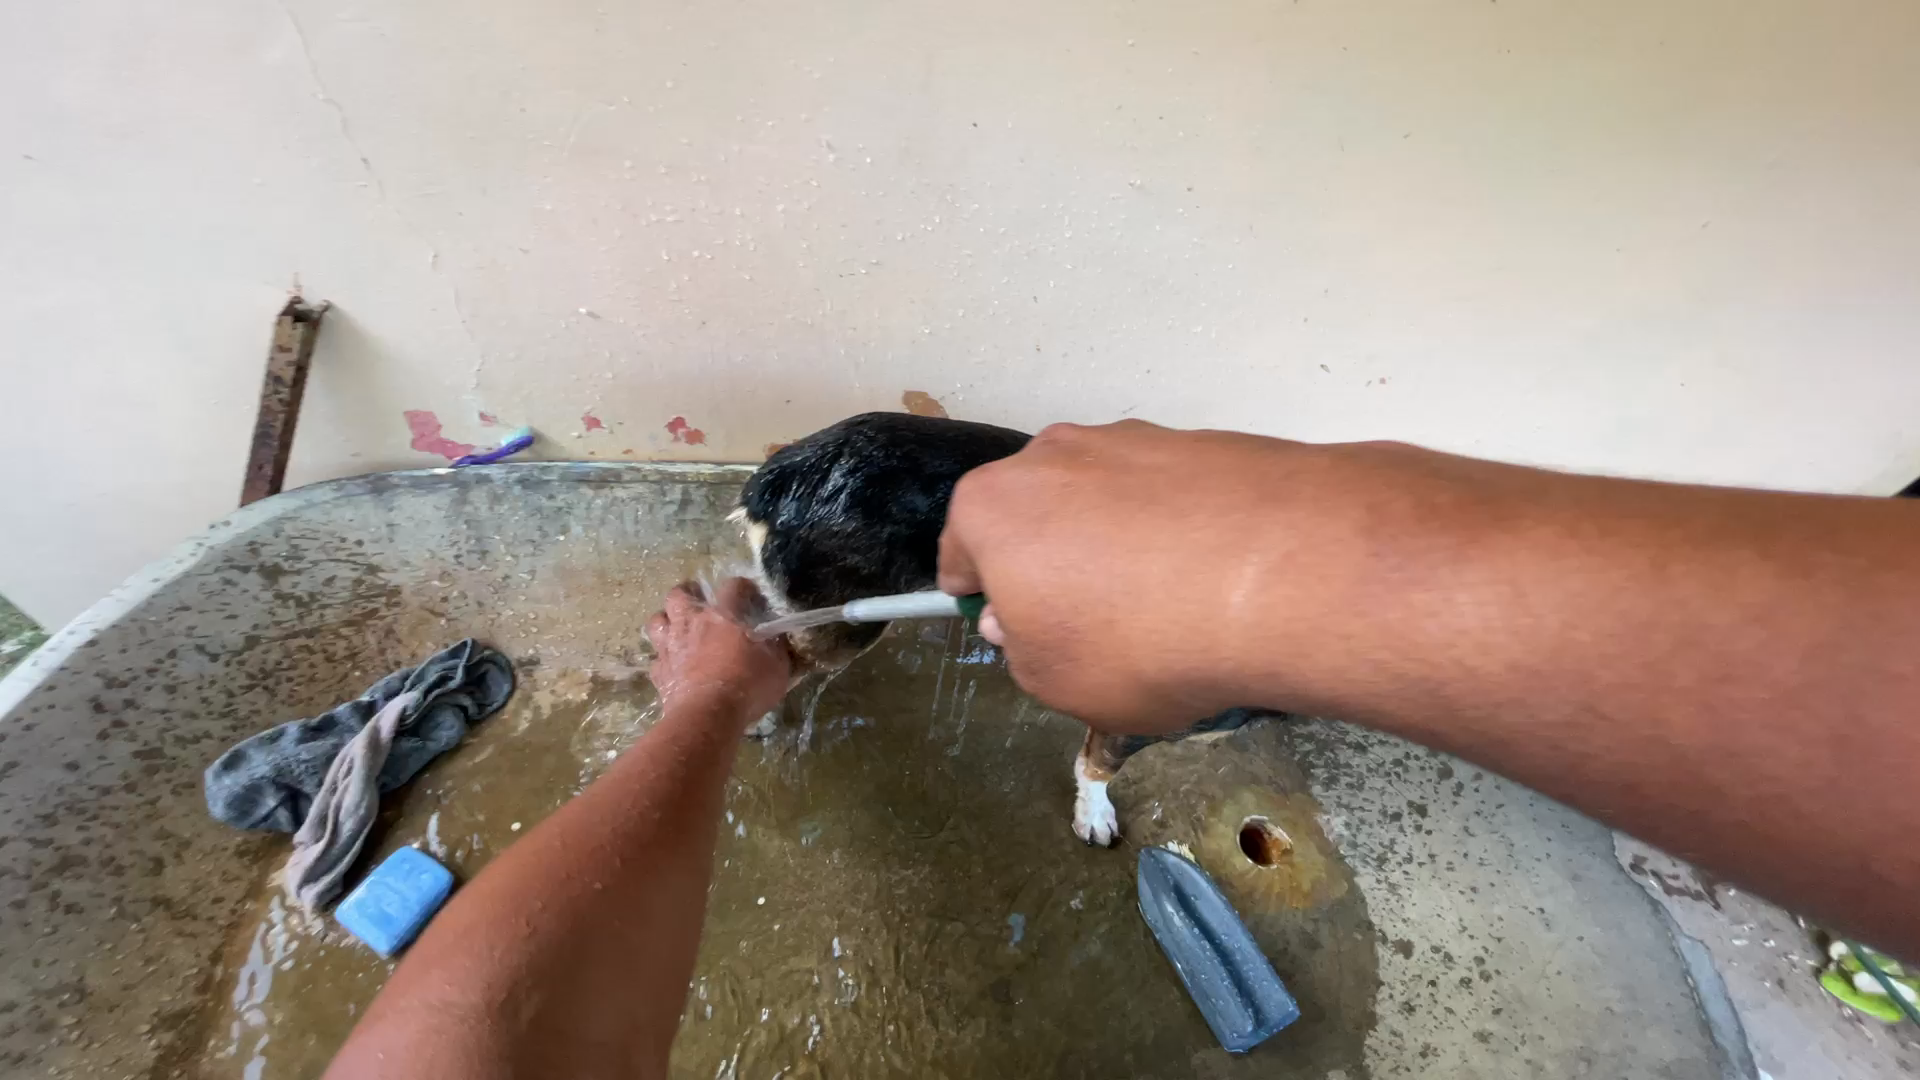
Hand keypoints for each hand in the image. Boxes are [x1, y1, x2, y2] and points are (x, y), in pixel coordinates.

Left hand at [646, 579, 791, 724]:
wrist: (709, 715)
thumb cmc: (748, 685)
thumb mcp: (778, 665)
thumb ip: (776, 646)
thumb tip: (777, 637)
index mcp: (724, 615)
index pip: (732, 586)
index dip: (742, 587)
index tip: (750, 595)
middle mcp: (692, 623)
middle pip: (678, 594)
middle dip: (687, 594)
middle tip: (699, 603)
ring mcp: (671, 647)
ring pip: (657, 621)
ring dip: (666, 621)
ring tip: (678, 628)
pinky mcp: (659, 672)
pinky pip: (656, 658)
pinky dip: (664, 659)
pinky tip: (674, 666)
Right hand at [939, 421, 1453, 732]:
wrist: (1280, 574)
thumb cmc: (1135, 642)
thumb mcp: (1052, 682)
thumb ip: (1019, 648)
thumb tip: (1022, 618)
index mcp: (992, 506)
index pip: (960, 553)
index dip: (985, 599)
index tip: (1017, 631)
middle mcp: (1050, 455)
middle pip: (1032, 519)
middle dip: (1048, 566)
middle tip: (1094, 622)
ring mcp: (1128, 438)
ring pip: (1099, 502)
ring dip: (1112, 544)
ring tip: (1166, 600)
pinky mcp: (1198, 439)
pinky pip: (1164, 494)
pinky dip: (1172, 528)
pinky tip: (1211, 573)